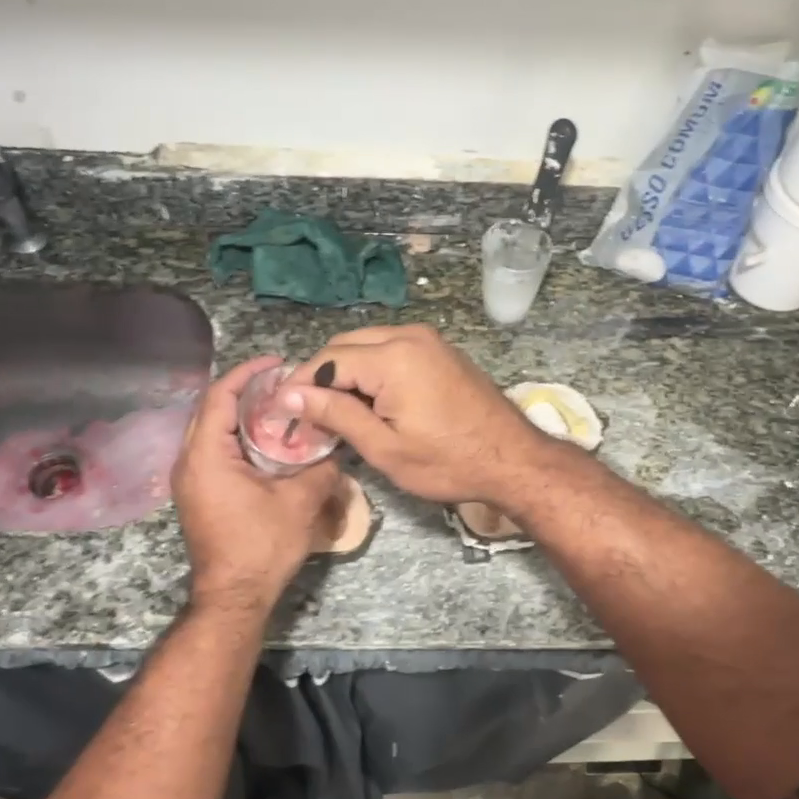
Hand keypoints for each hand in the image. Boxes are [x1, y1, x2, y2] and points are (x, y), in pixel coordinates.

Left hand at [172, 357, 342, 612]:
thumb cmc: (263, 546)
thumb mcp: (301, 502)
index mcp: (207, 455)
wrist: (234, 595)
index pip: (220, 396)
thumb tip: (335, 444)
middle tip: (281, 384)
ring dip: (240, 415)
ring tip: (277, 408)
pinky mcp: (197, 494)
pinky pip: (213, 450)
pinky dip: (237, 437)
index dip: (247, 373)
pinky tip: (266, 443)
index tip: (277, 363)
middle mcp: (189, 461)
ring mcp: (189, 479)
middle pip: (211, 409)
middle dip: (244, 391)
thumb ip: (320, 466)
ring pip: (210, 430)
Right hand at [278, 325, 553, 505]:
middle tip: (310, 417)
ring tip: (339, 414)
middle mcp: (408, 335)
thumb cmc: (448, 462)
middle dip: (322, 378)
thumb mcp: (384, 448)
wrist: (512, 459)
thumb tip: (288, 395)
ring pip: (368, 345)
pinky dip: (374, 370)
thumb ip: (335, 415)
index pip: (326, 360)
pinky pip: (392, 350)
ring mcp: (428, 340)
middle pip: (345, 346)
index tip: (286, 415)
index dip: (300, 386)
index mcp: (391, 357)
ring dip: (347, 373)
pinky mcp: (441, 350)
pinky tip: (373, 403)